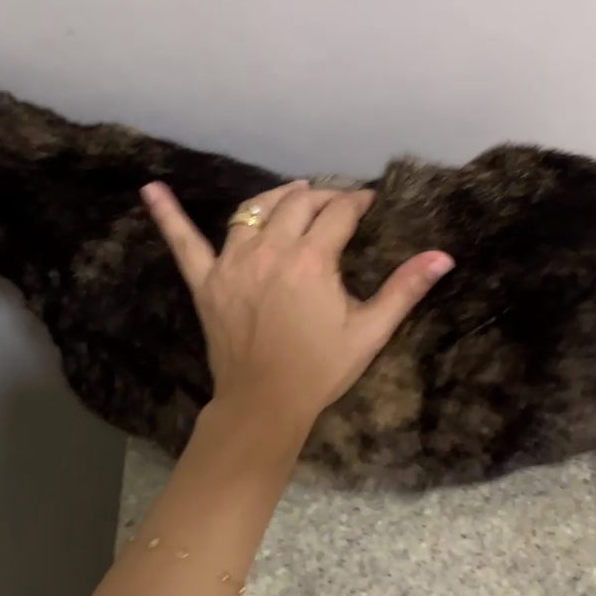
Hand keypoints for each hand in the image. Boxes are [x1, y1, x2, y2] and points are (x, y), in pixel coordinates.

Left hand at [142, 180, 454, 436]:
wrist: (264, 405)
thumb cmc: (321, 369)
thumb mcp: (371, 330)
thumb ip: (405, 288)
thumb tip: (444, 257)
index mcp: (312, 261)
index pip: (339, 213)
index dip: (358, 201)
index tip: (370, 202)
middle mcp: (270, 252)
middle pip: (297, 204)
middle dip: (323, 196)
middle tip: (340, 204)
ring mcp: (232, 264)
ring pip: (253, 211)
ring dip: (277, 197)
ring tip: (295, 192)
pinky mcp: (206, 281)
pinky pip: (184, 242)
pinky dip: (167, 215)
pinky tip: (151, 189)